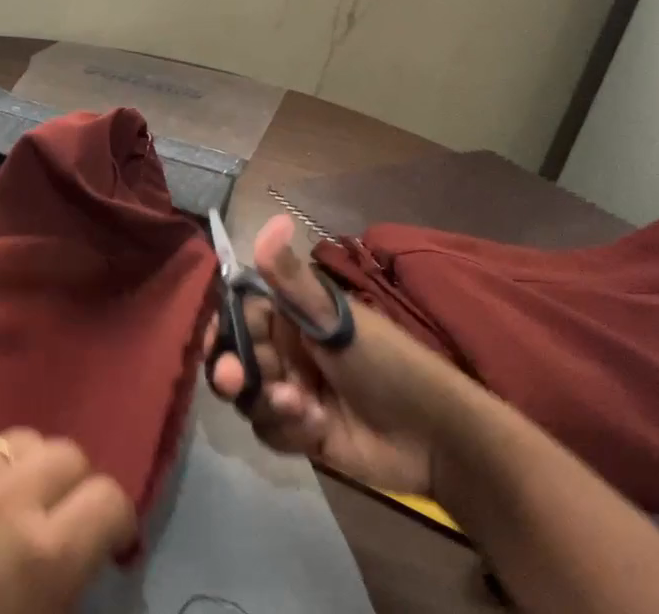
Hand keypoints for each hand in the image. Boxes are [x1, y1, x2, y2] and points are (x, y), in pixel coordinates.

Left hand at [0, 429, 135, 613]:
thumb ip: (71, 577)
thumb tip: (91, 550)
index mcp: (46, 554)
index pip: (109, 498)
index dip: (118, 519)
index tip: (110, 544)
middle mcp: (11, 501)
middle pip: (70, 453)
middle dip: (79, 484)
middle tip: (68, 519)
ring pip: (26, 437)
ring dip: (38, 464)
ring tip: (29, 499)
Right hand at [206, 214, 481, 496]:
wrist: (440, 440)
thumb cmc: (390, 364)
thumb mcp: (335, 319)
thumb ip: (291, 278)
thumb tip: (275, 218)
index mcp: (291, 320)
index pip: (237, 319)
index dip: (221, 330)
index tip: (218, 341)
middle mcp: (285, 354)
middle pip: (232, 359)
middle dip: (229, 370)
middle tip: (234, 380)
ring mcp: (290, 394)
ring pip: (246, 397)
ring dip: (266, 402)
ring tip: (300, 407)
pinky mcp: (299, 433)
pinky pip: (266, 429)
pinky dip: (286, 430)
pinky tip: (318, 428)